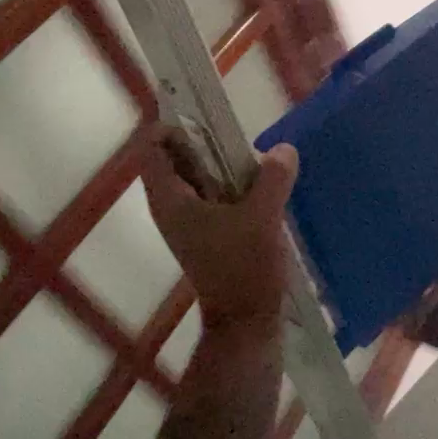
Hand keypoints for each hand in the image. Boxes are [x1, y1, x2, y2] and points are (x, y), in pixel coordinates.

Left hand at [138, 124, 298, 333]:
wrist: (247, 324)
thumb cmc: (244, 268)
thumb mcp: (263, 217)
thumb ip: (272, 178)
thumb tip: (283, 150)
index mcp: (170, 200)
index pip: (155, 146)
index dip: (175, 125)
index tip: (209, 114)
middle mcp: (172, 209)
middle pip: (179, 161)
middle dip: (208, 144)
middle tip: (241, 135)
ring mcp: (190, 226)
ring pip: (200, 182)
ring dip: (224, 168)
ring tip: (257, 160)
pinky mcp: (209, 239)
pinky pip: (215, 201)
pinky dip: (233, 190)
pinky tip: (263, 191)